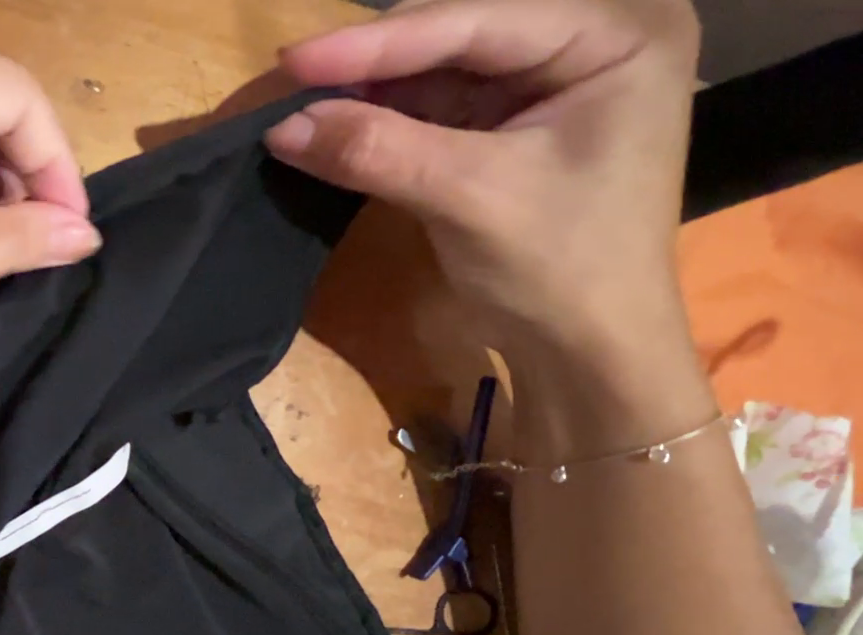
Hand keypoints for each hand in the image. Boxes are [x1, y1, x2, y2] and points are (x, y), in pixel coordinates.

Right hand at [264, 0, 701, 371]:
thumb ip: (378, 153)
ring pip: (435, 69)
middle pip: (457, 32)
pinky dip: (380, 120)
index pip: (478, 21)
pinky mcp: (504, 124)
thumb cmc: (559, 265)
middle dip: (372, 60)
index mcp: (615, 33)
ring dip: (367, 89)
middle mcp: (585, 38)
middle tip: (292, 79)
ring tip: (301, 102)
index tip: (292, 59)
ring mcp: (543, 82)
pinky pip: (430, 107)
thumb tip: (282, 127)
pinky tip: (335, 124)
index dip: (376, 42)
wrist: (585, 341)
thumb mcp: (469, 198)